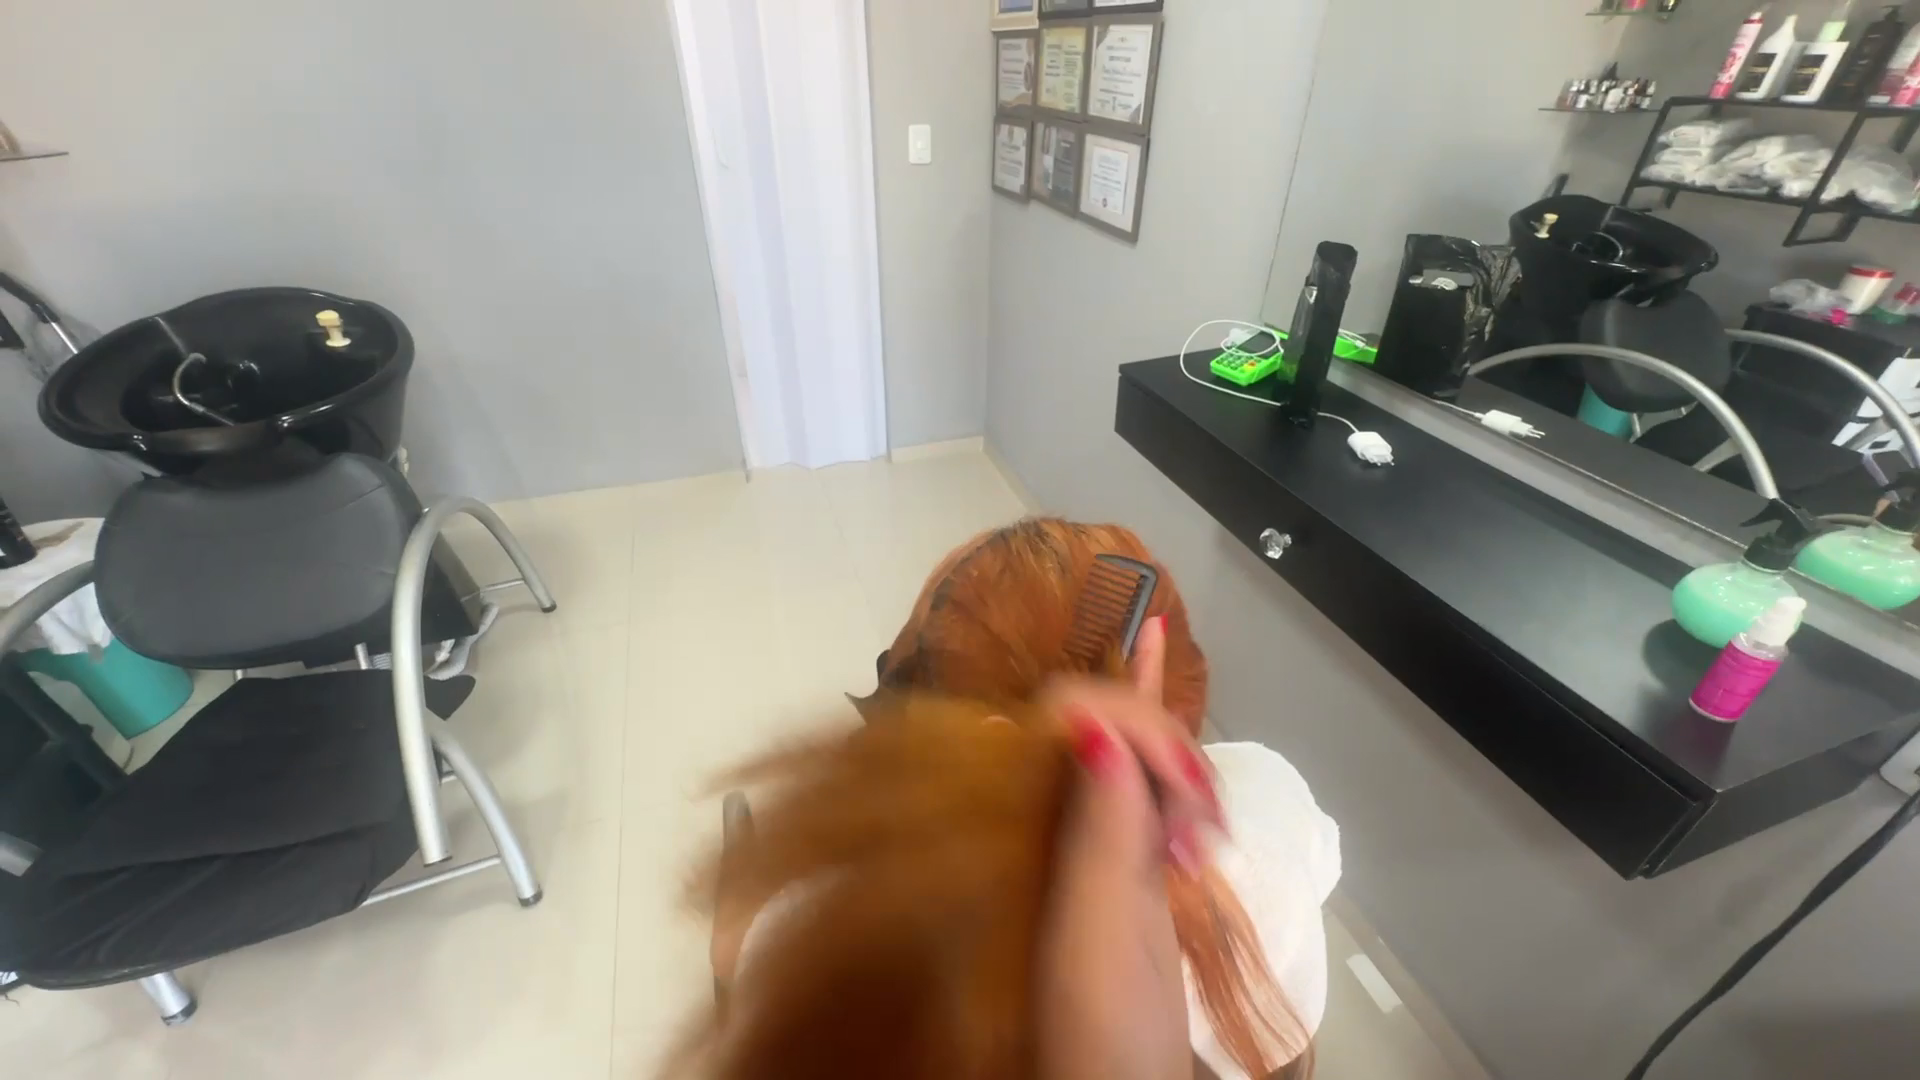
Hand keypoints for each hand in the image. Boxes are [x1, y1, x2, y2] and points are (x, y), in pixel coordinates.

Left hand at [1035, 617, 1224, 1079]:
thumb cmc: (1099, 1025)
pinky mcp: (1125, 842)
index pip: (1071, 713)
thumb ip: (1097, 828)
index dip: (1135, 729)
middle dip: (1167, 752)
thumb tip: (1091, 717)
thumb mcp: (1099, 928)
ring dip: (1182, 768)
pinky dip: (1153, 705)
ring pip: (1136, 741)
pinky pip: (1139, 762)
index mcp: (1024, 810)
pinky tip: (1157, 638)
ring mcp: (1089, 818)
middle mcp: (1046, 800)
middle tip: (1198, 828)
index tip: (1185, 792)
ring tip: (1202, 839)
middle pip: (1108, 719)